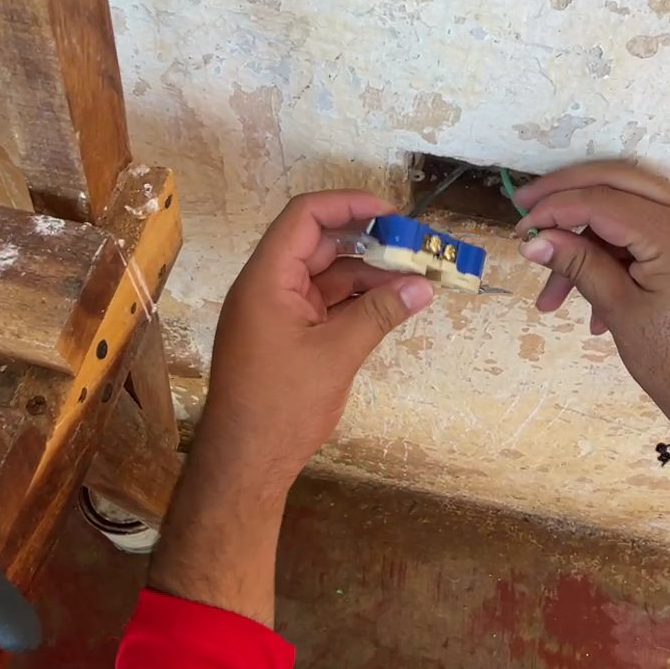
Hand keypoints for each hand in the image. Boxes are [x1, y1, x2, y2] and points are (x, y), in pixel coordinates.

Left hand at [153, 191, 432, 624]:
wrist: (246, 463)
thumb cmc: (281, 405)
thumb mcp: (336, 354)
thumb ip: (380, 314)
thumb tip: (424, 286)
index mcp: (267, 279)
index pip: (306, 218)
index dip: (349, 205)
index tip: (393, 214)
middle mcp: (269, 287)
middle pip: (320, 245)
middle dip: (369, 242)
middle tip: (415, 245)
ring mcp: (279, 312)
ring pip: (328, 277)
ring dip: (369, 275)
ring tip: (416, 278)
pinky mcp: (289, 336)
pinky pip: (327, 305)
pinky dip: (358, 302)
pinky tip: (393, 304)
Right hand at [512, 161, 669, 438]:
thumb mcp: (620, 311)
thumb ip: (578, 264)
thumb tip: (533, 240)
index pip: (603, 199)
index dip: (555, 208)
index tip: (520, 227)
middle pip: (619, 181)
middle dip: (568, 193)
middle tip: (526, 208)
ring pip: (630, 209)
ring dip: (587, 238)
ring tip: (553, 293)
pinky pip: (646, 235)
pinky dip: (613, 256)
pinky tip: (591, 307)